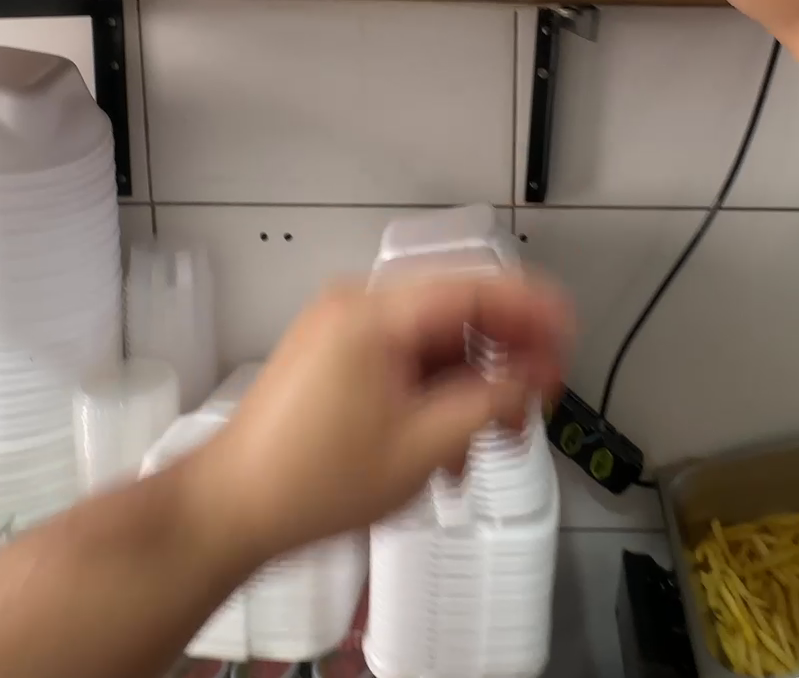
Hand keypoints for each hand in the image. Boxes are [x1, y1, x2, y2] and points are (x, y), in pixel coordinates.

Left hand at [199, 275, 570, 557]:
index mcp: (375, 313)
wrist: (230, 508)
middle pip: (456, 312)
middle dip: (503, 355)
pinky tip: (450, 437)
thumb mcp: (422, 446)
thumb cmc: (315, 481)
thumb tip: (536, 376)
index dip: (531, 308)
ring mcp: (344, 327)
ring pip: (433, 339)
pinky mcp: (338, 352)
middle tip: (539, 395)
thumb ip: (491, 402)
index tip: (568, 331)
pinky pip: (406, 356)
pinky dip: (436, 389)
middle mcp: (359, 304)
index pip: (473, 289)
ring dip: (470, 381)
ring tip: (496, 432)